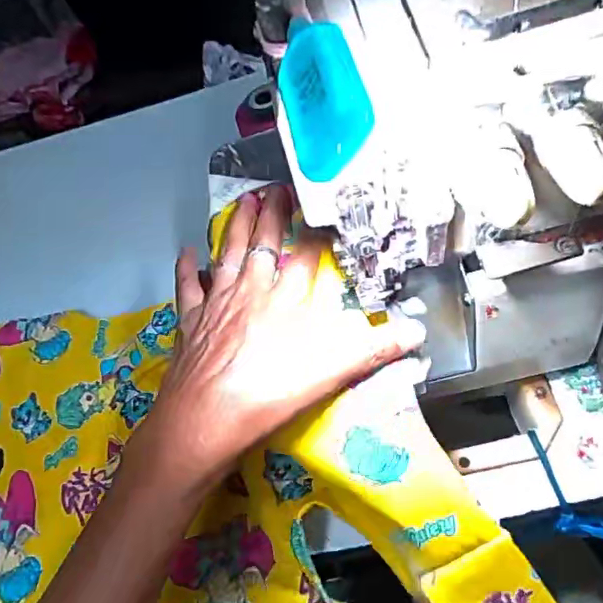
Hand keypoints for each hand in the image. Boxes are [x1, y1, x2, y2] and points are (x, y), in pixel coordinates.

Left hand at [135, 185, 424, 494]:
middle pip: (264, 244)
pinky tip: (187, 253)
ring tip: (242, 201)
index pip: (306, 256)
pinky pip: (189, 286)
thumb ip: (372, 348)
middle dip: (272, 215)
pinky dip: (188, 268)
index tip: (321, 212)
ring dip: (236, 227)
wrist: (209, 414)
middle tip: (275, 189)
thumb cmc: (270, 393)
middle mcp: (252, 292)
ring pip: (229, 254)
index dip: (315, 233)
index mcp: (286, 300)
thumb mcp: (332, 371)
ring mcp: (218, 303)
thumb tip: (415, 333)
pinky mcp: (192, 320)